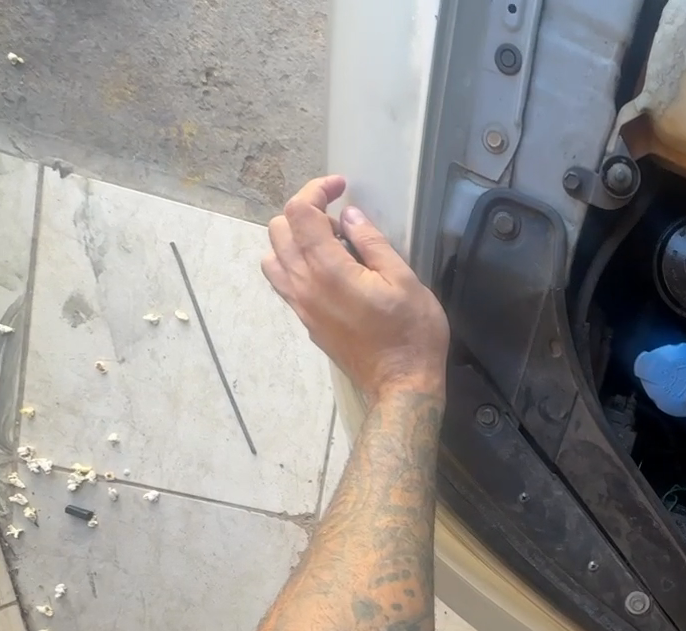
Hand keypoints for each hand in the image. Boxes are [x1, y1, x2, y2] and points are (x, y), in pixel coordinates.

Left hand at [262, 175, 449, 400]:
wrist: (402, 386)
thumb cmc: (412, 334)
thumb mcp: (406, 282)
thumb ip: (373, 244)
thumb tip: (350, 217)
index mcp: (328, 269)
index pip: (301, 212)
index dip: (317, 190)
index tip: (341, 187)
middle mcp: (303, 284)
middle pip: (279, 229)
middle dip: (306, 214)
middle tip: (342, 224)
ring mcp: (300, 306)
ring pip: (273, 257)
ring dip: (295, 241)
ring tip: (330, 248)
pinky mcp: (307, 322)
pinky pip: (284, 282)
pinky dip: (296, 265)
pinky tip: (329, 274)